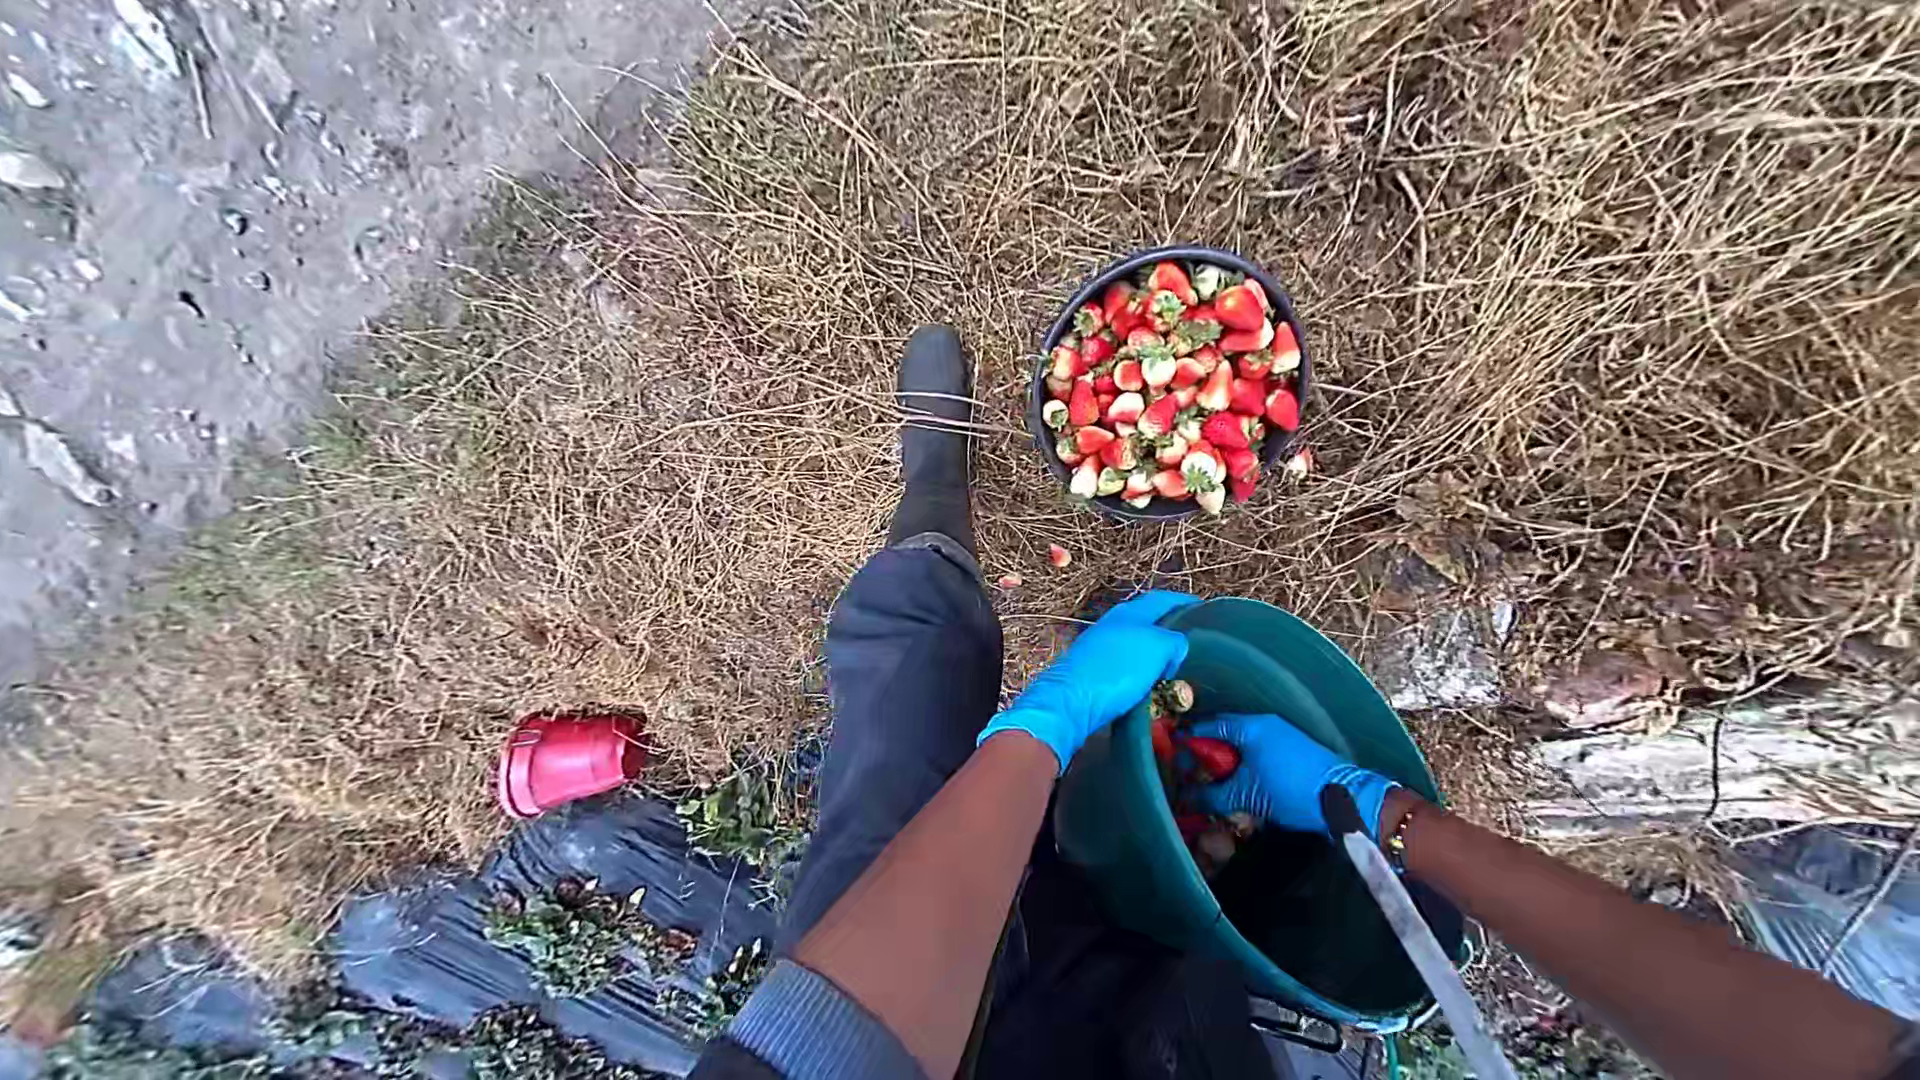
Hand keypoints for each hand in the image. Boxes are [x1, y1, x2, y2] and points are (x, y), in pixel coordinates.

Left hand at [977, 590, 1197, 773]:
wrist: (1071, 700)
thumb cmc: (1116, 669)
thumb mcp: (1157, 647)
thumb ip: (1174, 641)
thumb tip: (1173, 649)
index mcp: (1129, 613)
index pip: (1161, 599)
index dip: (1183, 602)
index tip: (1202, 607)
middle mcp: (1112, 625)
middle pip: (1147, 621)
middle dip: (1169, 629)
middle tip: (1191, 642)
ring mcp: (1099, 647)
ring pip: (1136, 645)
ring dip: (1155, 654)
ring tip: (1175, 667)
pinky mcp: (1092, 671)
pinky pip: (1125, 666)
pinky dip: (1141, 672)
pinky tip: (1149, 684)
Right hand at [1192, 713, 1399, 839]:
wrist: (1344, 799)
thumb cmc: (1289, 790)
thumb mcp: (1246, 796)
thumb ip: (1212, 796)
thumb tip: (1187, 799)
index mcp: (1248, 726)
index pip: (1207, 726)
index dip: (1189, 740)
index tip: (1175, 754)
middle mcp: (1263, 722)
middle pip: (1225, 732)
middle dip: (1208, 750)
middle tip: (1194, 769)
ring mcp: (1282, 733)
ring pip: (1243, 741)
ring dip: (1228, 757)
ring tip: (1217, 778)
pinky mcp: (1295, 747)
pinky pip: (1259, 747)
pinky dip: (1246, 759)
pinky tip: (1243, 780)